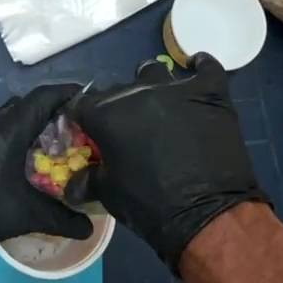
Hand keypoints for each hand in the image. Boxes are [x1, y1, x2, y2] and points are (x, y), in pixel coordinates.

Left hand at [0, 84, 92, 280]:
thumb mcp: (23, 216)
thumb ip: (60, 218)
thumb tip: (89, 228)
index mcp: (7, 130)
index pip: (43, 97)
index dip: (69, 94)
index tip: (92, 100)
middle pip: (28, 105)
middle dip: (55, 111)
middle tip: (80, 128)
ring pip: (11, 118)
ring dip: (34, 125)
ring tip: (59, 145)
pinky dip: (17, 137)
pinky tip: (28, 162)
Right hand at [69, 55, 267, 271]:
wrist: (206, 215)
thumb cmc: (149, 205)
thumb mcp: (108, 194)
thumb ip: (87, 179)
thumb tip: (71, 185)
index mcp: (106, 114)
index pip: (82, 104)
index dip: (84, 118)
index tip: (90, 131)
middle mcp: (136, 92)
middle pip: (117, 89)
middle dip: (117, 107)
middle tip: (127, 130)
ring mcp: (175, 89)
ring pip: (154, 72)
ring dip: (151, 84)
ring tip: (158, 102)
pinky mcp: (210, 93)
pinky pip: (207, 67)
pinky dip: (201, 68)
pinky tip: (197, 72)